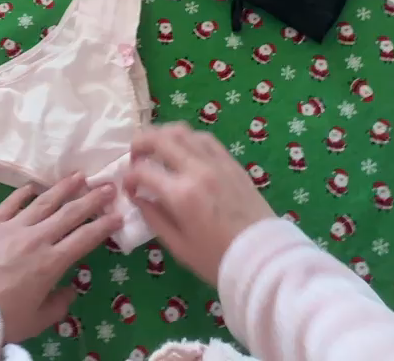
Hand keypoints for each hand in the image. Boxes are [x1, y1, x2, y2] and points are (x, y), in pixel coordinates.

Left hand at [0, 175, 122, 341]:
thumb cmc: (2, 318)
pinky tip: (34, 186)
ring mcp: (12, 226)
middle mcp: (36, 238)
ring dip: (63, 187)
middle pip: (69, 213)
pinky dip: (24, 192)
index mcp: (51, 263)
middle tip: (107, 185)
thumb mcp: (37, 320)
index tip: (118, 214)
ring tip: (78, 175)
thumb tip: (70, 289)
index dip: (103, 226)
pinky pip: (11, 202)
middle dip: (91, 199)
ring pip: (43, 201)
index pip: (84, 239)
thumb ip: (58, 304)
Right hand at [126, 124, 276, 285]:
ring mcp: (215, 162)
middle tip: (135, 157)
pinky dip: (187, 138)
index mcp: (181, 195)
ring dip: (162, 135)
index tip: (128, 186)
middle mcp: (196, 170)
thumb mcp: (179, 247)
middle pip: (159, 138)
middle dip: (139, 144)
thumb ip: (154, 218)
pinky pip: (204, 138)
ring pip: (181, 131)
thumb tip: (137, 197)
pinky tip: (184, 150)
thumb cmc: (219, 260)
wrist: (265, 261)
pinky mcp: (231, 162)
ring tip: (157, 149)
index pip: (143, 171)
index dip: (129, 176)